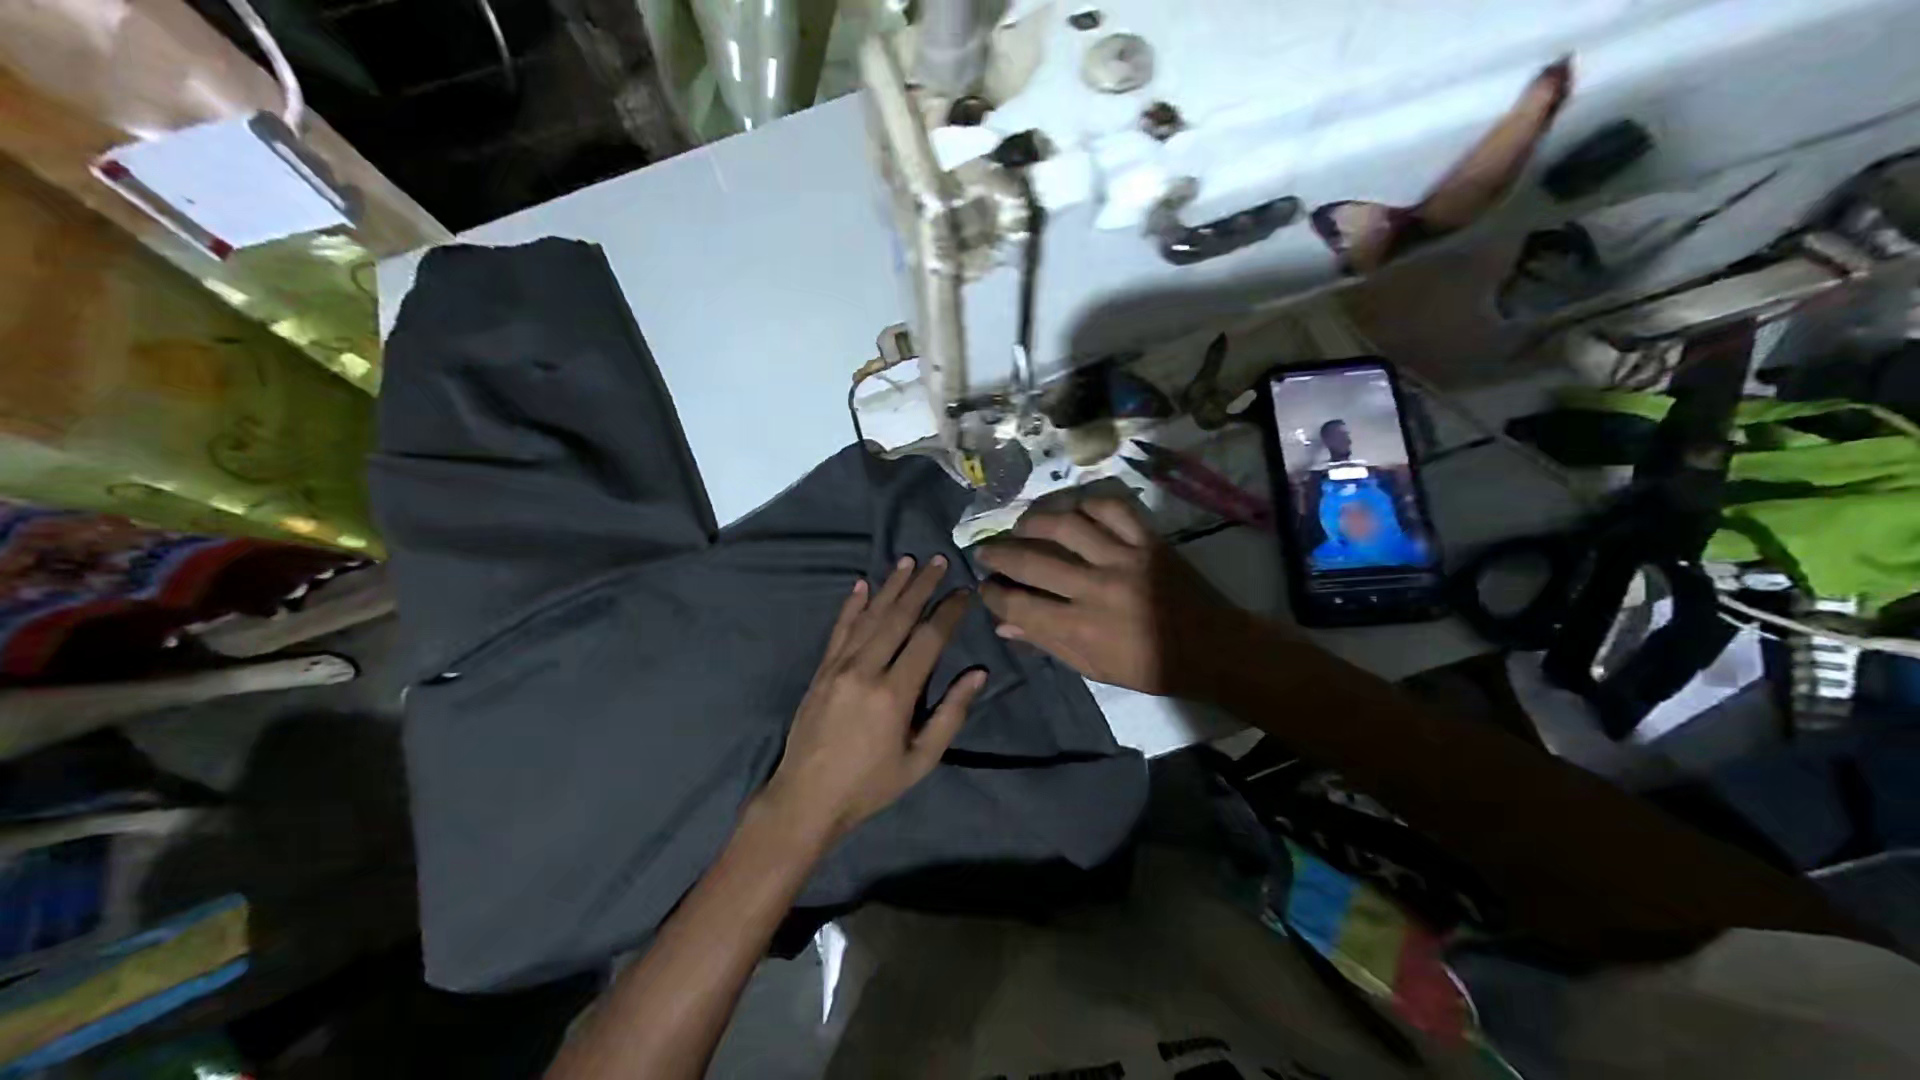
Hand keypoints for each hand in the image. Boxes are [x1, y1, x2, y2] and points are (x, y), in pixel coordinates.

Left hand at [765, 555, 985, 841]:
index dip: (949, 612)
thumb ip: (951, 714)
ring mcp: (838, 667)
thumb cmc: (871, 785)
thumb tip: (978, 674)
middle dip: (921, 586)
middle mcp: (865, 670)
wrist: (807, 798)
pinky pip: (838, 630)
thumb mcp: (921, 760)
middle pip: (898, 617)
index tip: (965, 592)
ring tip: (908, 561)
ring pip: (869, 617)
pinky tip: (861, 585)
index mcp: (894, 694)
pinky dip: (851, 606)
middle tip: (939, 561)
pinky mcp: (821, 671)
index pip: (928, 639)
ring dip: (890, 587)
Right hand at [977, 497, 1252, 696]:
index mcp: (1081, 628)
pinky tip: (1071, 509)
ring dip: (1034, 521)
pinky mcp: (1148, 540)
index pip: (1019, 605)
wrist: (1214, 647)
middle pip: (1032, 561)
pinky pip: (1111, 508)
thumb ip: (1048, 643)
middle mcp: (1095, 588)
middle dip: (998, 554)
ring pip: (1066, 525)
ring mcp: (1123, 558)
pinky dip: (1086, 503)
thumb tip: (1003, 626)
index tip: (983, 587)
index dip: (993, 595)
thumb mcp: (1094, 668)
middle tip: (984, 550)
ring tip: (1021, 524)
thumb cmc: (1150, 666)